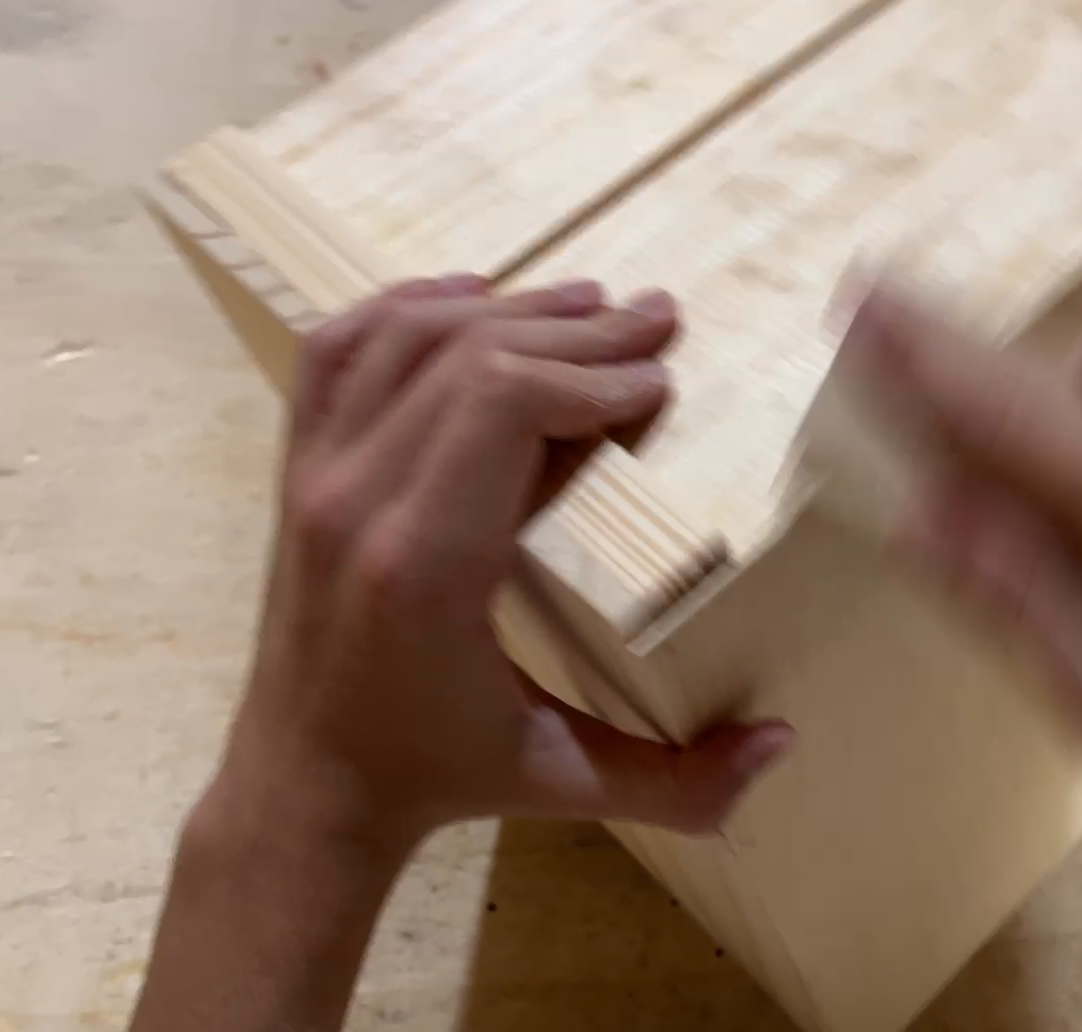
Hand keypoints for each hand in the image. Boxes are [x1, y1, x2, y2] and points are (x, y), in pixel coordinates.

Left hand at [213, 275, 791, 850]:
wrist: (302, 786)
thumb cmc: (440, 776)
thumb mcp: (566, 780)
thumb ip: (682, 782)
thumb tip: (783, 739)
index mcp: (426, 564)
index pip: (508, 404)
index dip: (597, 377)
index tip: (660, 384)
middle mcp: (357, 498)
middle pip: (472, 355)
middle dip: (579, 329)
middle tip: (656, 320)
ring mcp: (313, 475)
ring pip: (408, 335)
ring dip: (510, 306)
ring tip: (588, 299)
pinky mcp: (298, 469)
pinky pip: (342, 349)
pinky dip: (410, 304)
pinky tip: (470, 295)